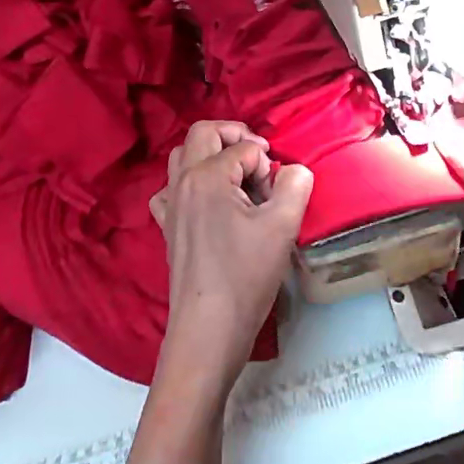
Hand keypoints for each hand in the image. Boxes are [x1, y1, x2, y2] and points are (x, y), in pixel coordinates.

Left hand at [149, 121, 313, 382]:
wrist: (209, 330)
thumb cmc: (246, 275)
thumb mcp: (283, 225)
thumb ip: (295, 185)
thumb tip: (294, 170)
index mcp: (207, 176)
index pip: (245, 148)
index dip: (268, 166)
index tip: (276, 195)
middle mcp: (182, 183)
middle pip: (204, 134)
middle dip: (236, 137)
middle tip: (261, 161)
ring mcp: (170, 206)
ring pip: (184, 156)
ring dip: (213, 156)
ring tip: (239, 180)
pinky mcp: (168, 228)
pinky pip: (173, 189)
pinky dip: (192, 183)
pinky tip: (212, 204)